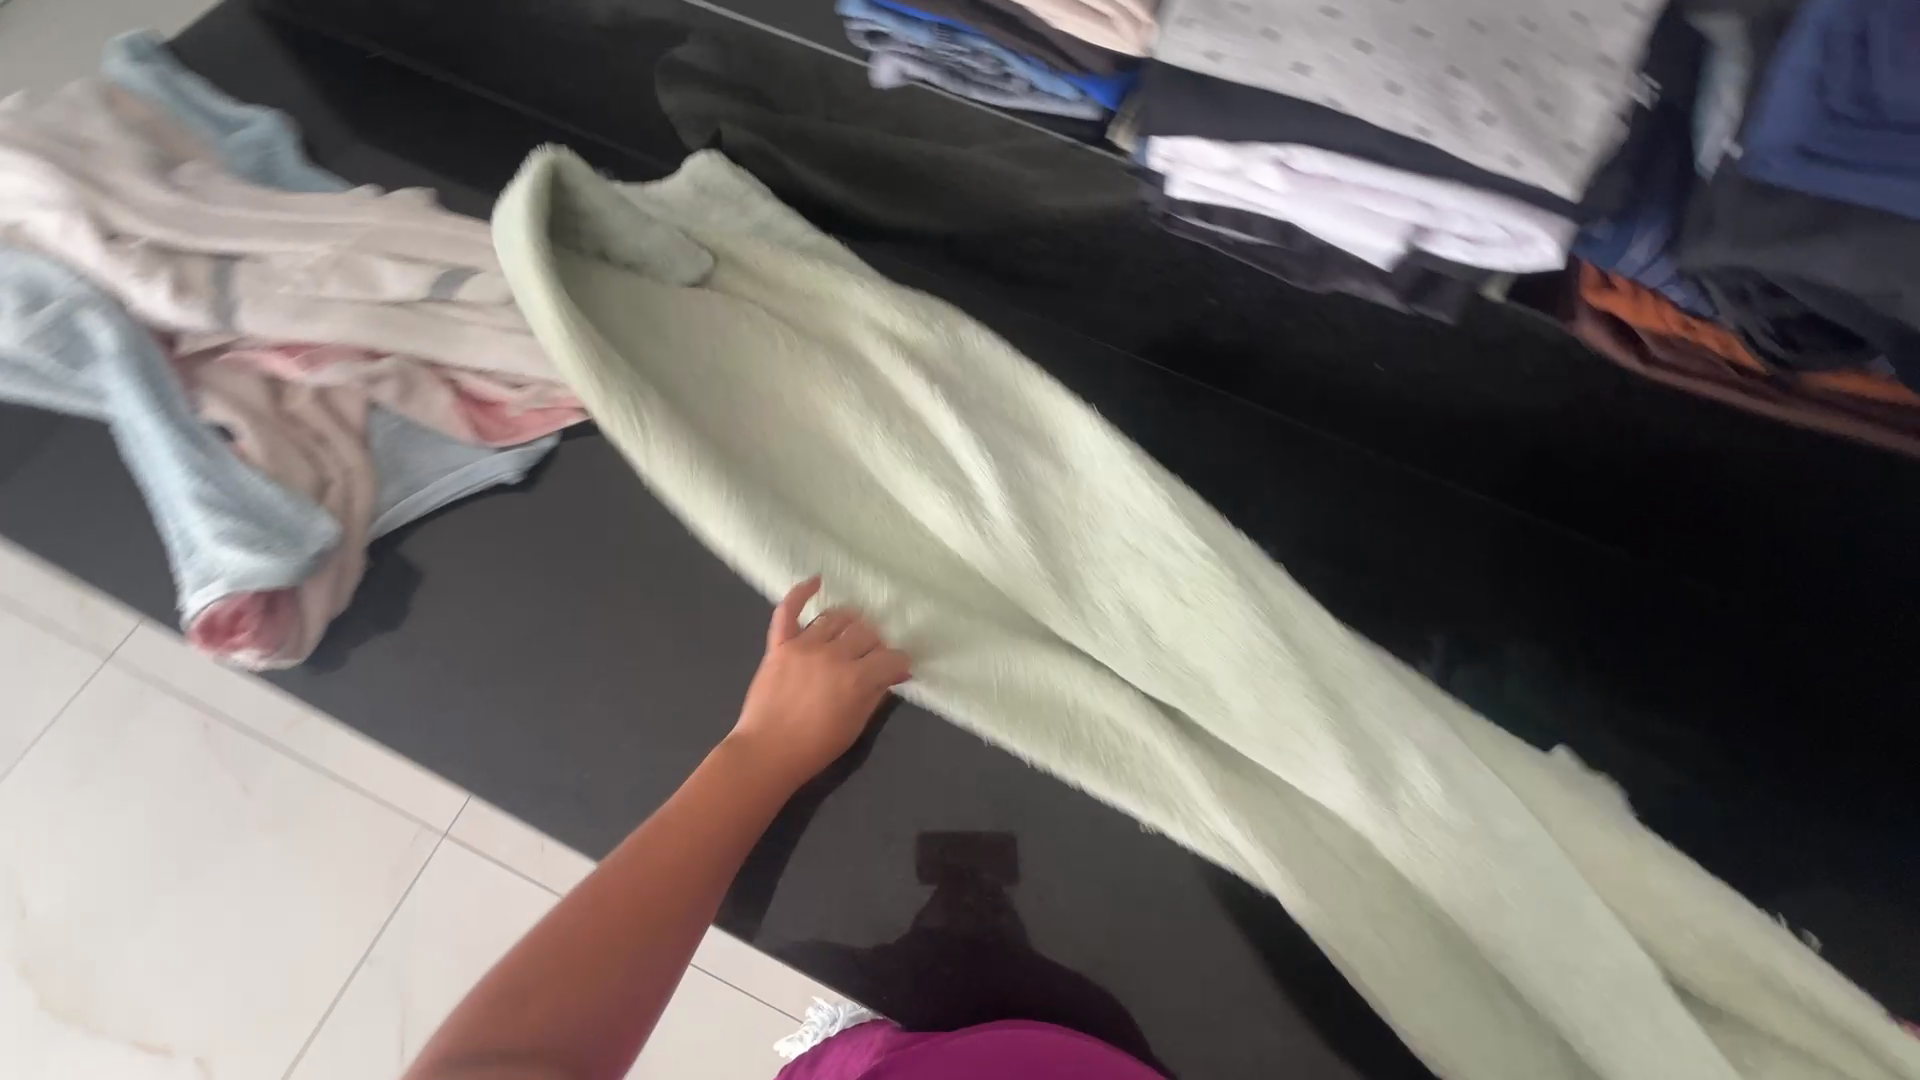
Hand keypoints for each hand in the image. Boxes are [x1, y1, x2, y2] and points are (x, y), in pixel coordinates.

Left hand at [725, 577, 910, 789]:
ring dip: (850, 622)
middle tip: (871, 657)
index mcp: (856, 679)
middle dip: (876, 644)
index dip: (898, 662)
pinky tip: (816, 581)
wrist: (766, 752)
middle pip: (867, 632)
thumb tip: (898, 672)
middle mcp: (833, 655)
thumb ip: (878, 693)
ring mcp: (803, 646)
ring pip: (836, 617)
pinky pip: (788, 611)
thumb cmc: (816, 747)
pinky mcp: (779, 645)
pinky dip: (801, 592)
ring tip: (851, 632)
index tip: (897, 668)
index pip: (891, 656)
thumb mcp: (857, 724)